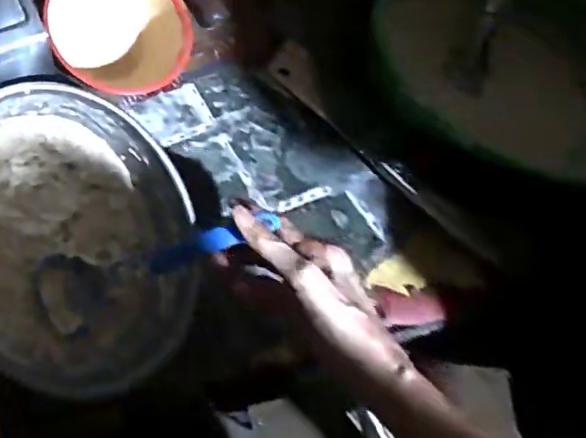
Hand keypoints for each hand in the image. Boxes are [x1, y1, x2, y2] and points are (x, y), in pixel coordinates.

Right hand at [218, 204, 486, 437]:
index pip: (278, 227)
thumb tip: (239, 211)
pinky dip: (254, 291)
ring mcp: (308, 293)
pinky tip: (236, 289)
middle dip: (242, 245)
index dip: (252, 218)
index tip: (224, 211)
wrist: (373, 375)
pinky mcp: (304, 316)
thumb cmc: (340, 319)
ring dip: (244, 268)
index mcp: (319, 251)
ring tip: (216, 265)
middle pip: (272, 249)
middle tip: (212, 243)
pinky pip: (273, 297)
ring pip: (269, 273)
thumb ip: (272, 246)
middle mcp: (313, 266)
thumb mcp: (305, 278)